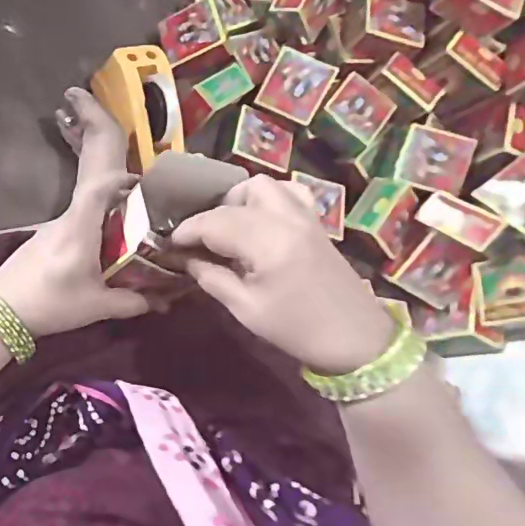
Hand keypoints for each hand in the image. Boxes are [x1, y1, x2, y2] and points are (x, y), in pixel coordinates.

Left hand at [0, 88, 153, 336]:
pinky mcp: (36, 245)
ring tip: (123, 244)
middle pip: (93, 202)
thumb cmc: (51, 304)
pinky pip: (68, 231)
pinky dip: (86, 237)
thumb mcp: (96, 307)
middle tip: (143, 221)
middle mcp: (62, 223)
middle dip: (120, 207)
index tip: (142, 184)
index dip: (121, 180)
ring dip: (102, 225)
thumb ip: (131, 302)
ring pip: (81, 218)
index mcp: (78, 229)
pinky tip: (94, 259)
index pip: (99, 188)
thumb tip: (159, 303)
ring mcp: (46, 233)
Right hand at [169, 175, 396, 373]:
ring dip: (237, 200)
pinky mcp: (315, 222)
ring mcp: (304, 216)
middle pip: (235, 200)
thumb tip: (186, 259)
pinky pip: (287, 192)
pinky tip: (257, 221)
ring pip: (262, 186)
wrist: (355, 339)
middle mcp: (286, 219)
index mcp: (268, 242)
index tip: (169, 244)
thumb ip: (212, 277)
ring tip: (227, 227)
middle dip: (208, 216)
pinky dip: (265, 198)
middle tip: (197, 240)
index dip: (187, 231)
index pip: (214, 222)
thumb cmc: (296, 329)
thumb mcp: (245, 309)